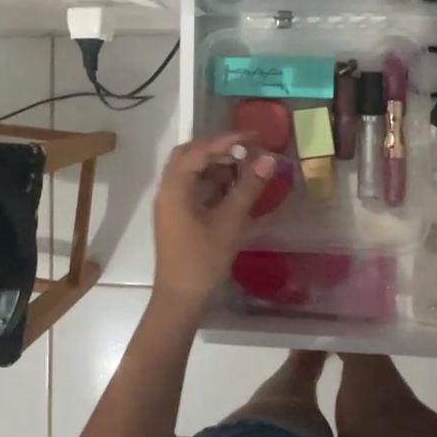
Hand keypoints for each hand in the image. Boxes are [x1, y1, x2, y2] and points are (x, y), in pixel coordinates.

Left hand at [150, 133, 274, 308]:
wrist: (181, 299)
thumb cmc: (203, 259)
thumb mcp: (230, 222)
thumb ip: (248, 187)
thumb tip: (268, 159)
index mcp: (175, 187)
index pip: (200, 150)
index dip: (227, 140)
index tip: (254, 137)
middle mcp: (167, 190)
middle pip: (190, 156)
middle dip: (218, 150)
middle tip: (245, 151)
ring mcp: (170, 204)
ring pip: (191, 172)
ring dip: (216, 166)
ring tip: (244, 169)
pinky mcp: (176, 217)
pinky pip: (193, 189)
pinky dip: (212, 183)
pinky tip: (233, 190)